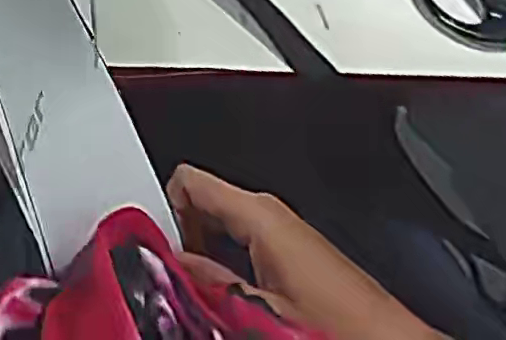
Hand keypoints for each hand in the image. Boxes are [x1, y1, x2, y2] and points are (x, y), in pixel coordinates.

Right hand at [167, 165, 444, 339]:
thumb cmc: (344, 329)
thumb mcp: (261, 313)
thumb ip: (208, 284)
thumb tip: (171, 266)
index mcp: (257, 212)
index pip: (187, 180)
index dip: (164, 209)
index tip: (161, 245)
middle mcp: (270, 212)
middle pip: (201, 203)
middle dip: (185, 237)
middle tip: (182, 276)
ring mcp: (284, 230)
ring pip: (221, 225)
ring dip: (208, 255)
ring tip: (210, 294)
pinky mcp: (296, 252)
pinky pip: (243, 242)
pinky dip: (230, 264)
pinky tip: (239, 301)